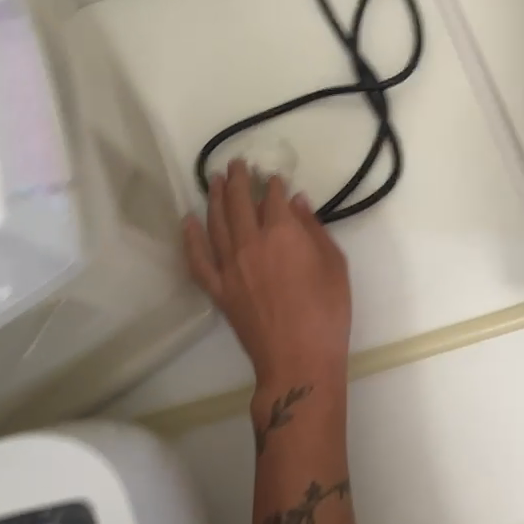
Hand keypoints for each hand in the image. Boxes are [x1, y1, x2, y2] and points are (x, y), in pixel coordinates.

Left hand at [183, 160, 351, 388]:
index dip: (272, 184)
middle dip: (238, 179)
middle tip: (236, 164)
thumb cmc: (327, 311)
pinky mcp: (218, 289)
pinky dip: (191, 238)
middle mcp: (251, 243)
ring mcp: (230, 266)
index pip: (273, 198)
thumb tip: (297, 202)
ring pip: (216, 222)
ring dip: (214, 198)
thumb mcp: (334, 264)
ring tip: (214, 180)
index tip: (273, 176)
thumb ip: (314, 229)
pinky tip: (188, 221)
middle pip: (238, 202)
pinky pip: (198, 259)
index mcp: (283, 233)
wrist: (298, 359)